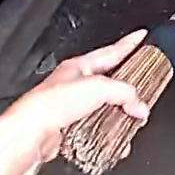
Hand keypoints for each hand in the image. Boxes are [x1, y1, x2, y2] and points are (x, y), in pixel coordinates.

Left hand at [0, 30, 150, 165]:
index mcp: (80, 66)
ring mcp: (72, 106)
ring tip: (133, 118)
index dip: (129, 43)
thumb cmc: (52, 103)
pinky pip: (97, 127)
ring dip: (120, 114)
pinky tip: (116, 138)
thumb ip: (125, 92)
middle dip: (129, 87)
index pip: (111, 51)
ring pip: (105, 106)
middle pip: (110, 81)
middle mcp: (75, 84)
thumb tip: (139, 105)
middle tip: (144, 88)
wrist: (29, 134)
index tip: (142, 36)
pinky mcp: (70, 128)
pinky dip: (109, 132)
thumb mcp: (99, 87)